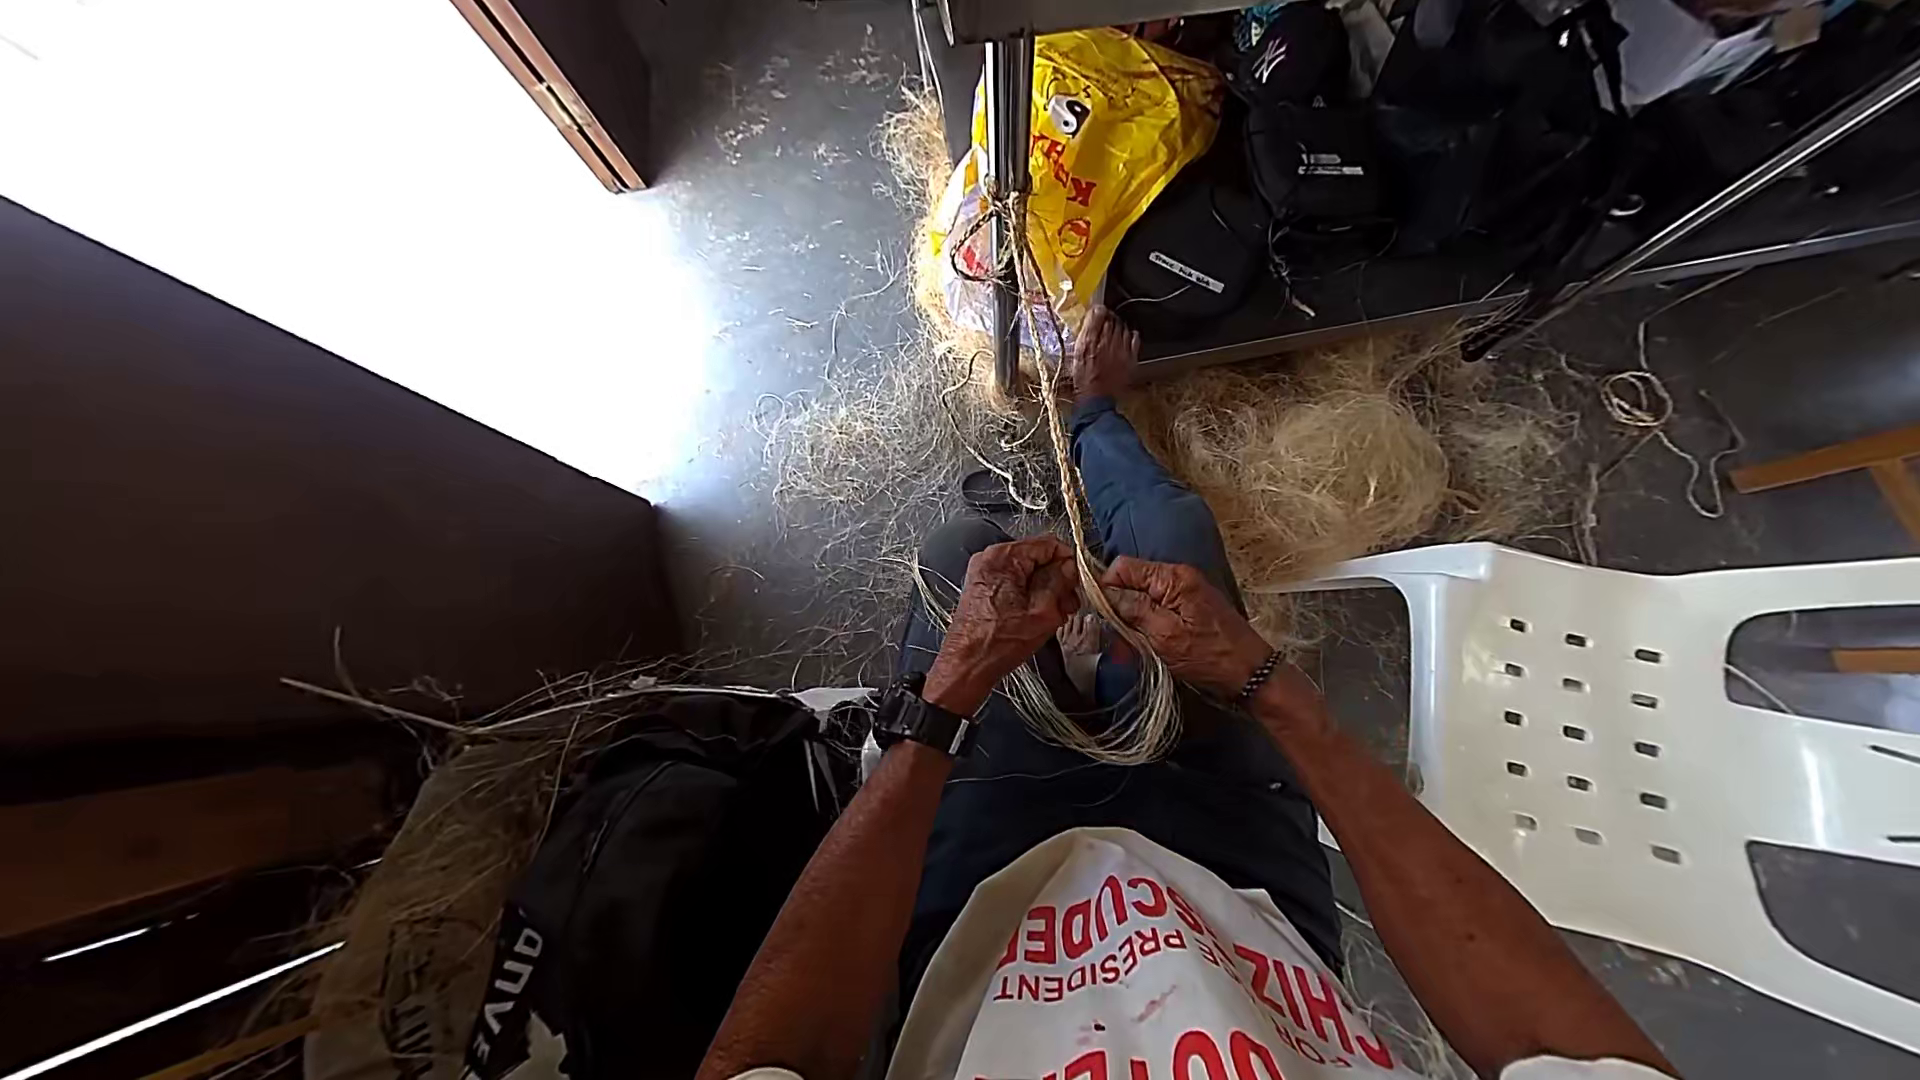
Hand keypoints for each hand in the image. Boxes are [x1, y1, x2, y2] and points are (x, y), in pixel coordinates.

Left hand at [925, 535, 1080, 714]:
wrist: (967, 665)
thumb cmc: (997, 644)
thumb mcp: (1043, 612)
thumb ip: (1060, 582)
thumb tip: (1072, 566)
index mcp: (1004, 557)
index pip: (1049, 544)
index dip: (1069, 563)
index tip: (1078, 582)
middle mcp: (991, 558)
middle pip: (1038, 557)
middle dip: (1057, 580)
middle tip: (1067, 605)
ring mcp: (985, 572)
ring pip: (1028, 571)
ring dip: (1045, 590)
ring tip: (1053, 615)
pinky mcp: (984, 586)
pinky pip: (1015, 582)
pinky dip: (1029, 595)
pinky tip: (1036, 616)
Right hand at [1099, 557, 1272, 697]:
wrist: (1252, 676)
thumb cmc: (1210, 656)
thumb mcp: (1164, 634)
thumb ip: (1132, 609)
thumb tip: (1102, 592)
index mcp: (1172, 577)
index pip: (1122, 567)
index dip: (1105, 587)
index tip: (1099, 614)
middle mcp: (1177, 577)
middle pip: (1131, 582)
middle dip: (1118, 607)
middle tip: (1115, 637)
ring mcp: (1184, 593)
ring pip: (1141, 598)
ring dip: (1130, 620)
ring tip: (1128, 647)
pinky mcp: (1188, 608)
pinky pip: (1155, 609)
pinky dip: (1145, 625)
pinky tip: (1145, 644)